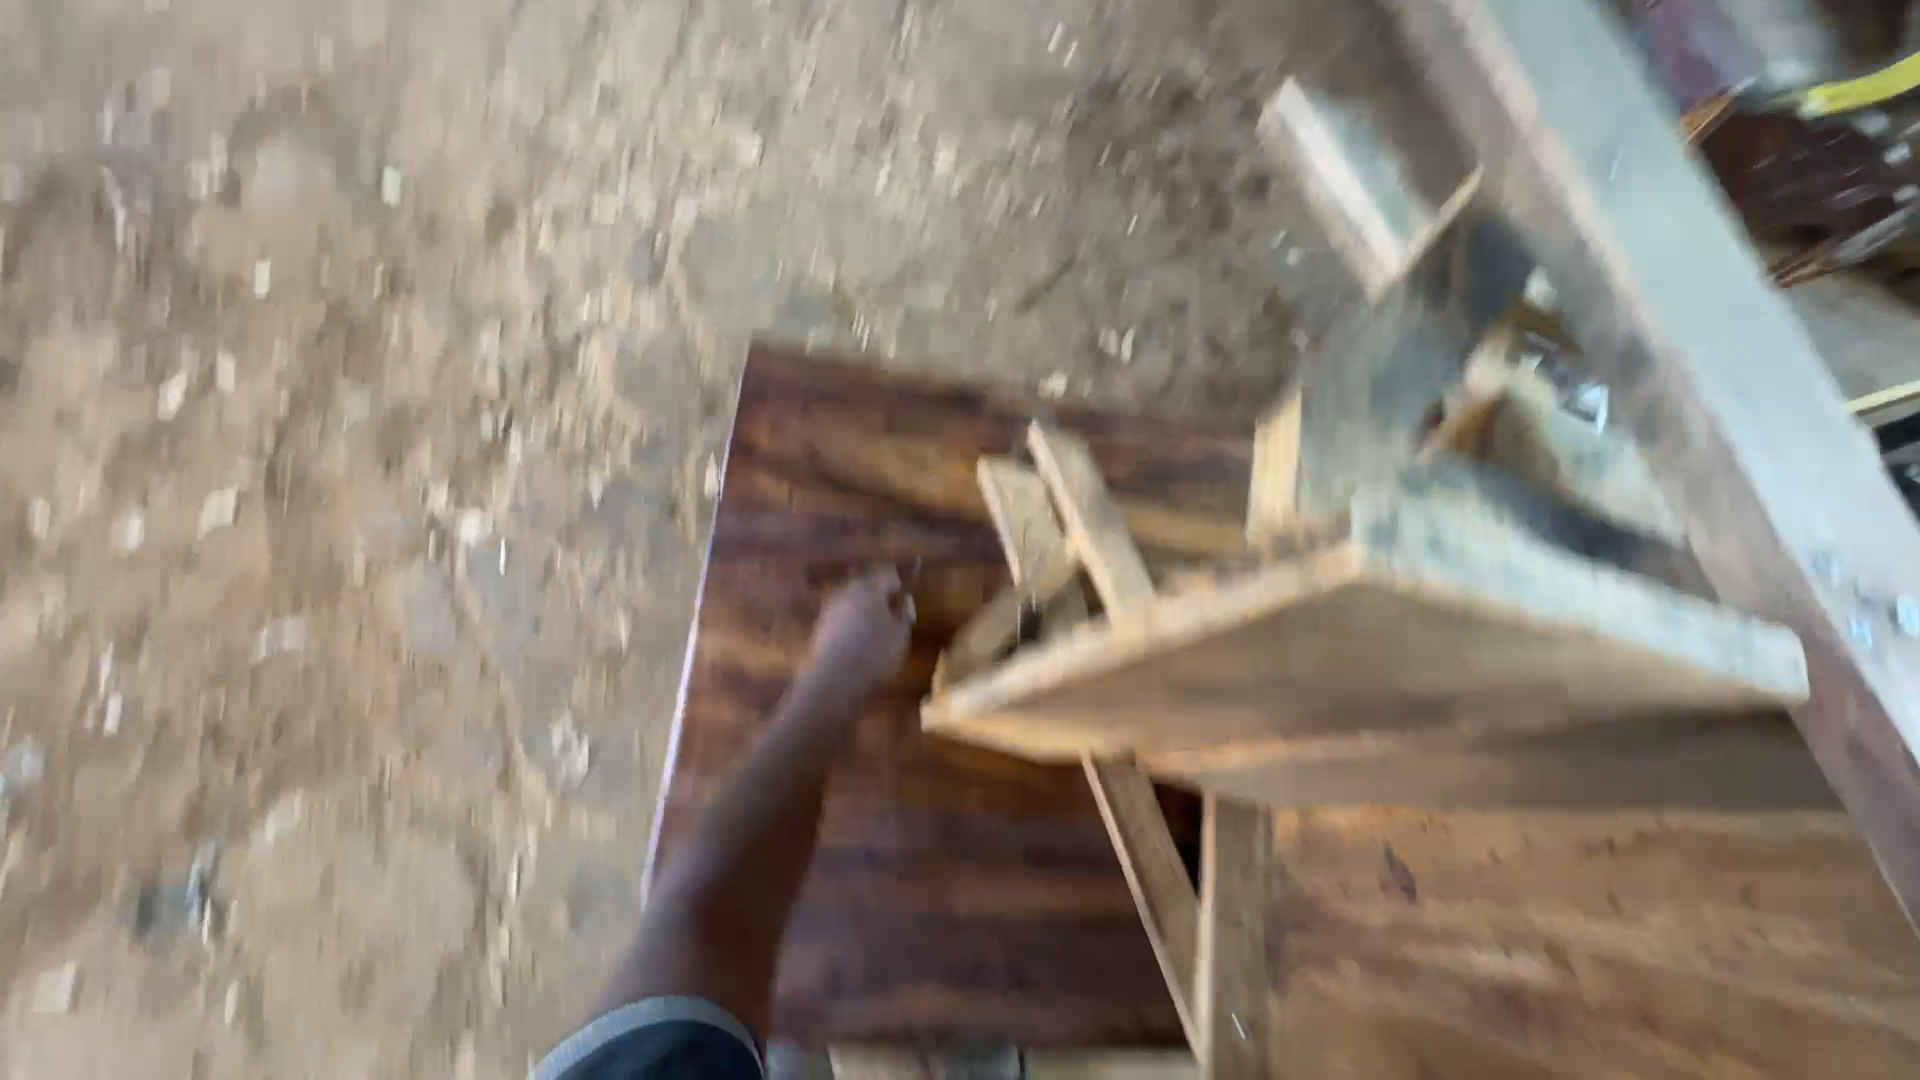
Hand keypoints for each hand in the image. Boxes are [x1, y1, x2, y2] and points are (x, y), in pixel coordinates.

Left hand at [805, 566, 913, 693]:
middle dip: (879, 595)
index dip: (898, 585)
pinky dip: (850, 623)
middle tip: (891, 615)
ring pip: (852, 599)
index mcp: (870, 588)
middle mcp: (847, 591)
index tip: (904, 602)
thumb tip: (904, 600)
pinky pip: (841, 616)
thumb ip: (904, 614)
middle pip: (866, 583)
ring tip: (875, 632)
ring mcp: (830, 607)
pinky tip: (857, 643)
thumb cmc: (874, 656)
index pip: (887, 573)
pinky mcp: (820, 625)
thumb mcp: (901, 636)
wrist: (832, 681)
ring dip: (863, 609)